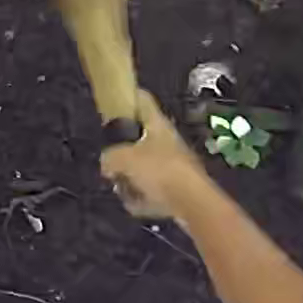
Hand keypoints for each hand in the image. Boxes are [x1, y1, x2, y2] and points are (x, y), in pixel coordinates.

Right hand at [99, 89, 212, 218]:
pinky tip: (134, 203)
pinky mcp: (179, 188)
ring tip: (122, 187)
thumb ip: (109, 158)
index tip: (112, 102)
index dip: (127, 96)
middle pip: (139, 136)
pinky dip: (143, 197)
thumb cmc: (160, 171)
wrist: (196, 206)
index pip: (142, 99)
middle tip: (110, 159)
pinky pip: (153, 188)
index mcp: (157, 124)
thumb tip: (106, 164)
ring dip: (131, 177)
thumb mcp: (123, 159)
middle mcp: (167, 140)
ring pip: (145, 165)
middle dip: (122, 150)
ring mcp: (175, 164)